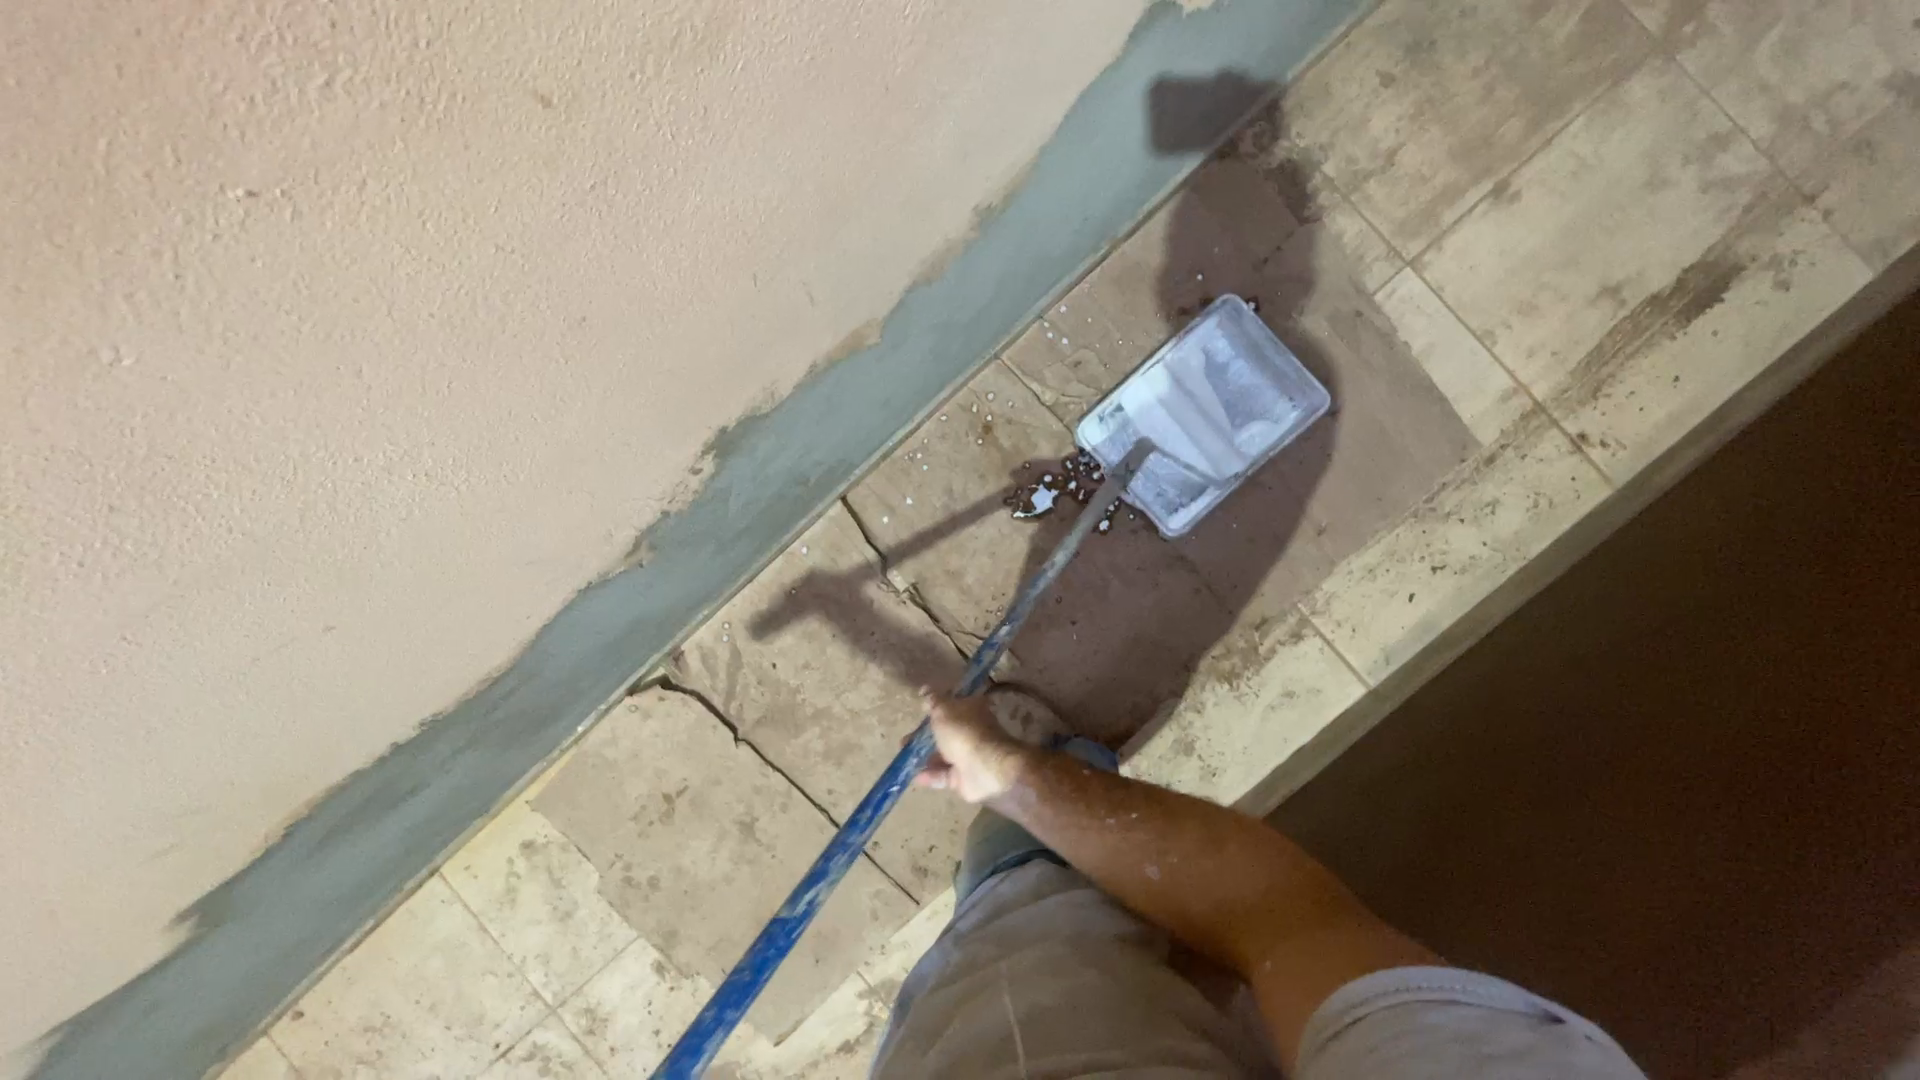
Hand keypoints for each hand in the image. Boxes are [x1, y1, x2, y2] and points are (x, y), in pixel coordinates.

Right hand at [913, 688, 1033, 802]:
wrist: (984, 768)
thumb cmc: (962, 732)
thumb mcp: (943, 710)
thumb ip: (933, 701)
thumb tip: (925, 689)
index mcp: (972, 709)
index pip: (953, 705)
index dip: (937, 708)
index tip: (920, 712)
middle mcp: (972, 731)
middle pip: (945, 732)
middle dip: (924, 736)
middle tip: (905, 739)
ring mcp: (969, 755)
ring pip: (942, 755)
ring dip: (924, 756)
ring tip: (904, 756)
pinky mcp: (964, 777)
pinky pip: (943, 775)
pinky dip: (929, 775)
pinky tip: (915, 774)